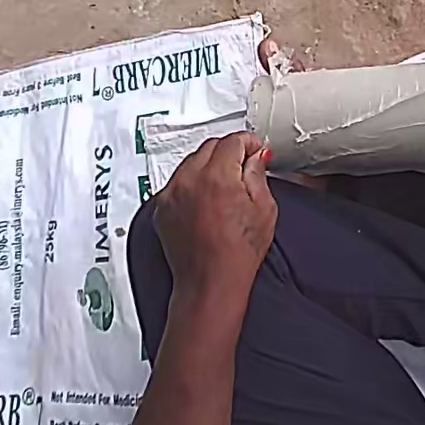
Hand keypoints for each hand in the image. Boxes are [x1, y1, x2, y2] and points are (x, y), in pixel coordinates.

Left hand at [154, 133, 276, 314]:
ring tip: (226, 186)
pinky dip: (192, 183)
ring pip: (192, 162)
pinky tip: (207, 199)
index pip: (232, 141)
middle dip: (229, 151)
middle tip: (244, 165)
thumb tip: (256, 157)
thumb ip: (258, 174)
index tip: (256, 149)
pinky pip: (178, 182)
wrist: (210, 283)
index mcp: (217, 177)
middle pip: (210, 146)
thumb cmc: (237, 254)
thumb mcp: (264, 209)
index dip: (248, 143)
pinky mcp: (161, 207)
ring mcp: (171, 193)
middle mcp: (189, 180)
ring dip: (209, 165)